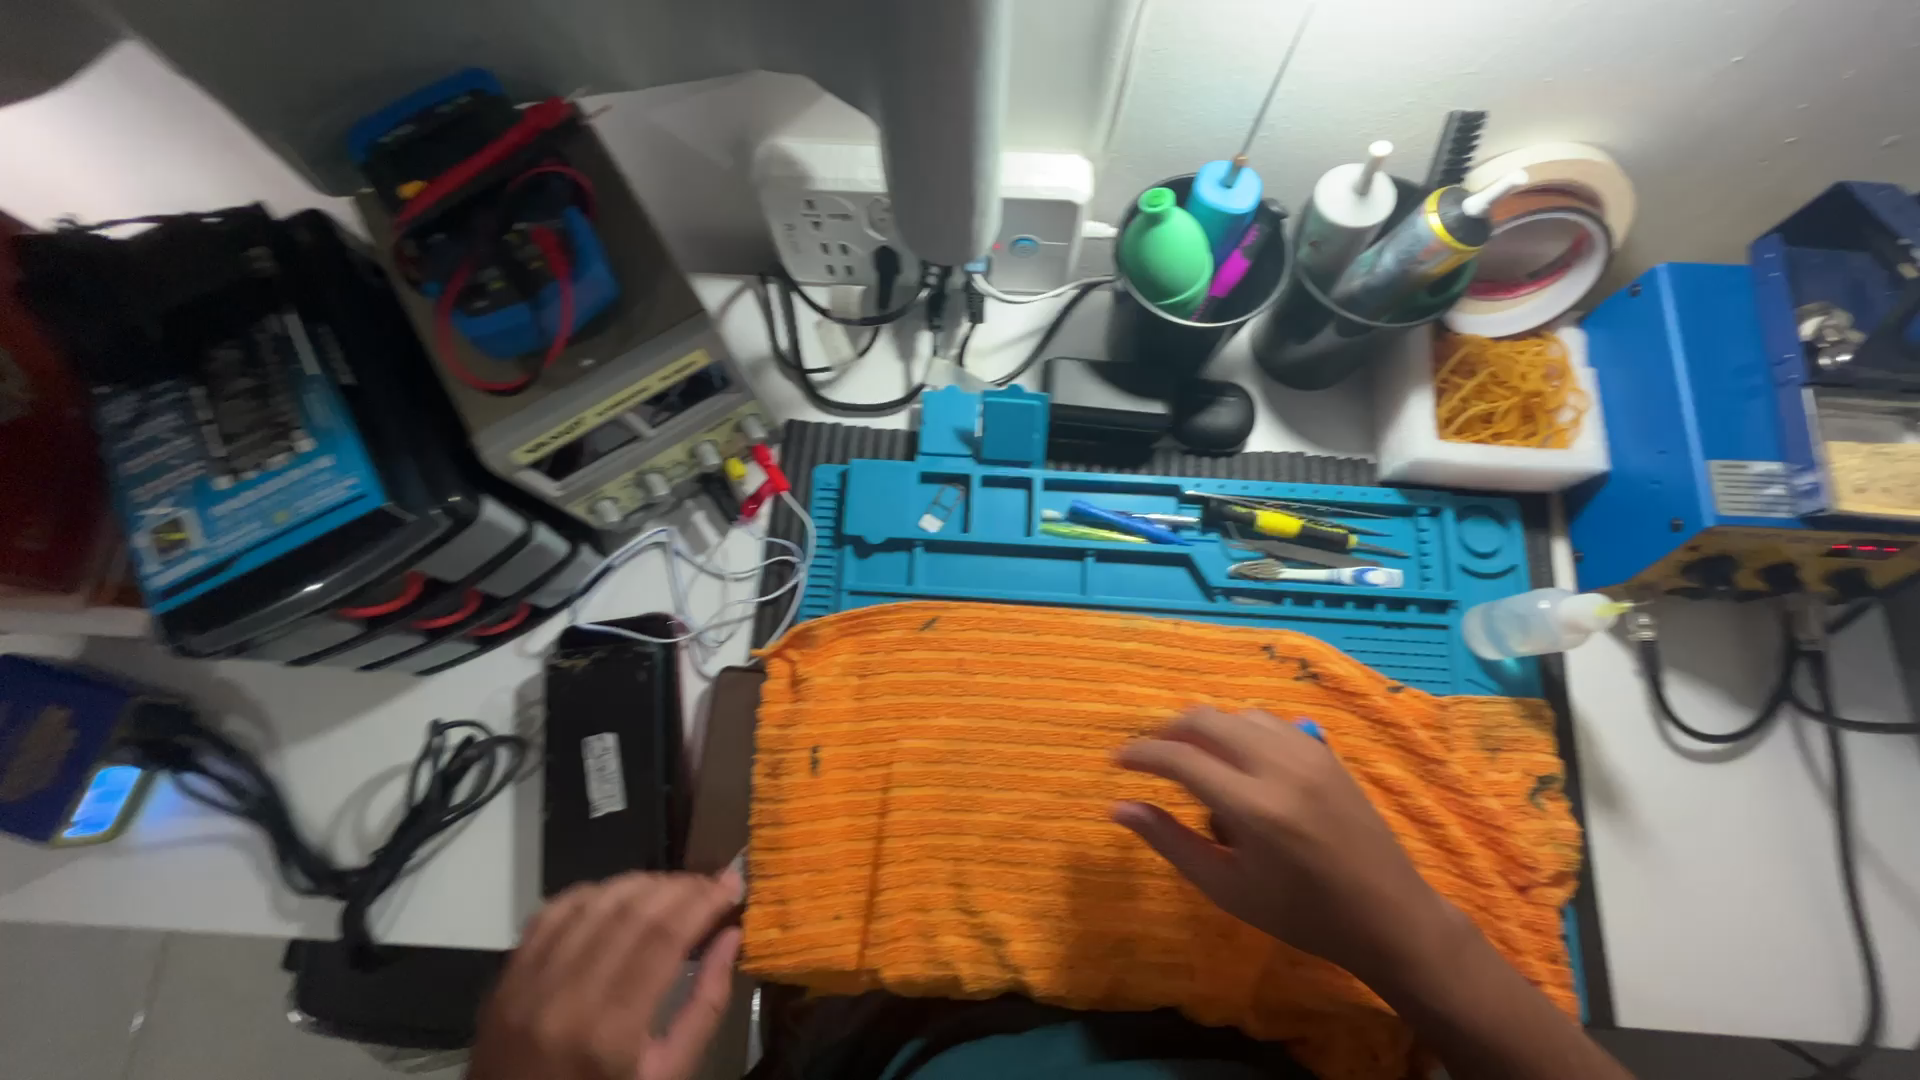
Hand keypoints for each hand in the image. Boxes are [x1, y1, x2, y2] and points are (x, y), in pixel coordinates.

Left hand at [470, 871, 743, 1079]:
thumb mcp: (668, 1076)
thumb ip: (706, 1006)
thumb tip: (732, 936)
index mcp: (611, 1032)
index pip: (666, 935)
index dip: (705, 900)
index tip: (733, 885)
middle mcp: (565, 997)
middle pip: (634, 910)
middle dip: (682, 887)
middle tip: (711, 885)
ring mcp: (528, 984)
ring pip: (597, 900)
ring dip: (644, 883)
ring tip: (674, 891)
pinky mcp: (507, 978)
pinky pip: (556, 910)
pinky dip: (596, 893)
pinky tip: (621, 899)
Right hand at [1113, 707, 1460, 984]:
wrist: (1389, 916)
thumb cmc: (1300, 914)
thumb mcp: (1226, 888)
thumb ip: (1170, 841)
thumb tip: (1119, 808)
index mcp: (1254, 807)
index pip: (1180, 758)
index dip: (1140, 754)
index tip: (1117, 761)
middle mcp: (1279, 766)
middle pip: (1205, 719)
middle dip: (1167, 731)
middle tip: (1149, 757)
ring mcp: (1307, 752)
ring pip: (1235, 714)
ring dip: (1204, 728)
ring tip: (1192, 760)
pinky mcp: (1325, 751)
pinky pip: (1267, 721)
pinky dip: (1238, 730)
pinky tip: (1236, 759)